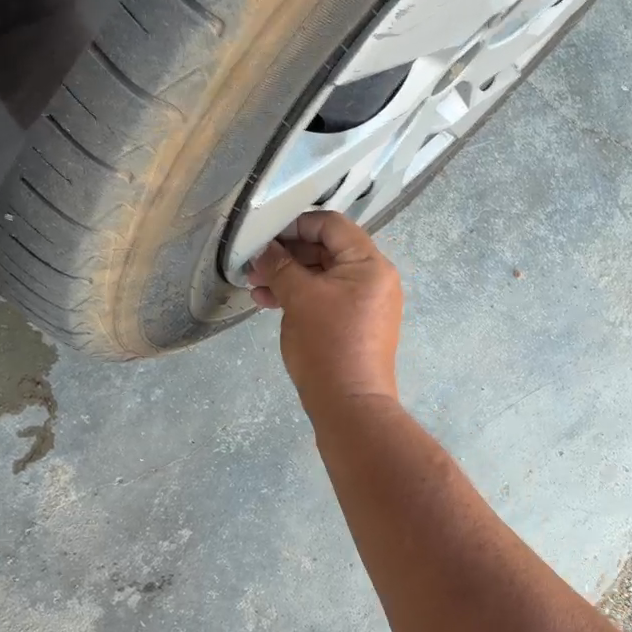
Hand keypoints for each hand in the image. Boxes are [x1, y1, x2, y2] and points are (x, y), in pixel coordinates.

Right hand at [247, 211, 402, 409]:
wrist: (350, 406)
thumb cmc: (327, 346)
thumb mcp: (299, 298)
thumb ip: (280, 266)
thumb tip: (264, 249)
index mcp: (370, 264)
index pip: (332, 225)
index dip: (295, 225)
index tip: (264, 237)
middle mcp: (376, 278)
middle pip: (328, 249)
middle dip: (288, 255)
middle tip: (254, 266)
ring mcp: (369, 303)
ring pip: (325, 276)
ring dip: (290, 277)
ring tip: (256, 288)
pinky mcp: (359, 324)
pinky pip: (329, 297)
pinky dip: (302, 296)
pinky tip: (271, 304)